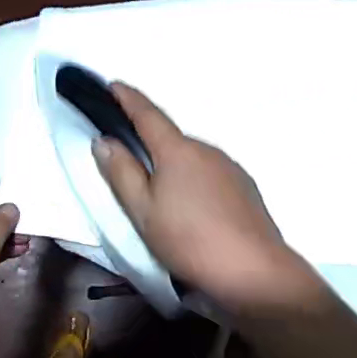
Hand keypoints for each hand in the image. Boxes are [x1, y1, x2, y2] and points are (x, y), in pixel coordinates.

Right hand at [93, 83, 321, 313]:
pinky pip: (209, 173)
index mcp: (177, 150)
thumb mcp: (142, 211)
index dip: (127, 98)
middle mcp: (206, 149)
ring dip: (172, 165)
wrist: (253, 271)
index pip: (147, 114)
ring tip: (159, 196)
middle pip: (170, 138)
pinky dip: (192, 180)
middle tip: (126, 160)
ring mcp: (230, 167)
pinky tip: (190, 209)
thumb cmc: (188, 241)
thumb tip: (103, 140)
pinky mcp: (245, 188)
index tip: (112, 85)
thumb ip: (121, 172)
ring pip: (191, 158)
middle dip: (148, 142)